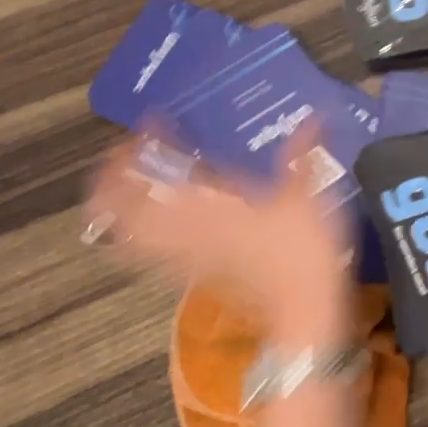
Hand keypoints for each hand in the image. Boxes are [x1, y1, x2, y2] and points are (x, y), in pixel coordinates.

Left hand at [82, 127, 352, 347]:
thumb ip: (301, 158)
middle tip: (126, 155)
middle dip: (112, 177)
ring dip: (116, 208)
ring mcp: (181, 254)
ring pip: (126, 231)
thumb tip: (314, 117)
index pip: (159, 167)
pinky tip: (151, 228)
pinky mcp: (190, 273)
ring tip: (125, 188)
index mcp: (208, 203)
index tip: (154, 124)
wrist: (301, 309)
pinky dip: (138, 238)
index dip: (145, 143)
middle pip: (120, 203)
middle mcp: (183, 227)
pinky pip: (146, 254)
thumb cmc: (303, 252)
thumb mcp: (307, 199)